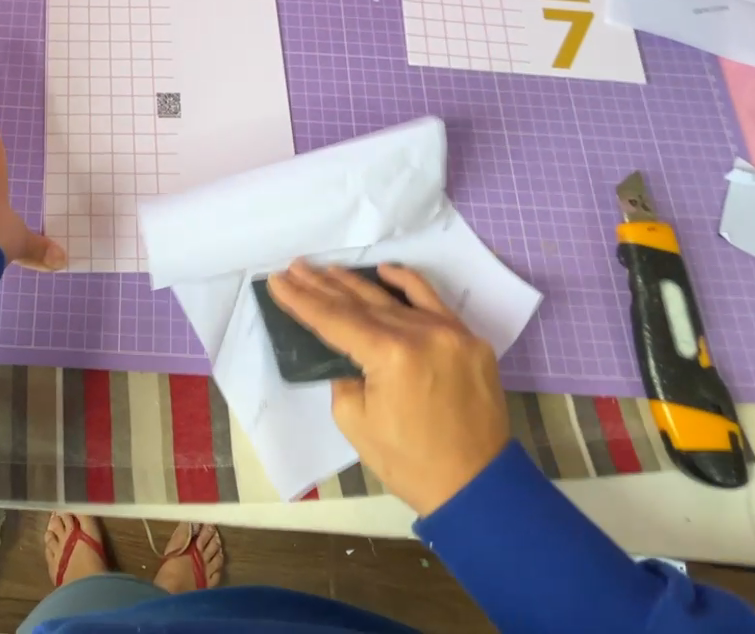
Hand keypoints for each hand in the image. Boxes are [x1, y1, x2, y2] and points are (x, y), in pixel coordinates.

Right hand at [270, 262, 508, 515]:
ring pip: (392, 299)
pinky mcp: (469, 340)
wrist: (477, 487)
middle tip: (294, 268)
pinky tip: (384, 271)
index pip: (334, 320)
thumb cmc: (409, 462)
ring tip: (325, 269)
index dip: (302, 301)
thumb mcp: (355, 421)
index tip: (277, 282)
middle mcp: (421, 334)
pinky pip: (434, 302)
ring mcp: (449, 334)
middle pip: (359, 303)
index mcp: (390, 356)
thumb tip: (345, 354)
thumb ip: (343, 376)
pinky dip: (408, 284)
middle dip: (321, 286)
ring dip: (355, 283)